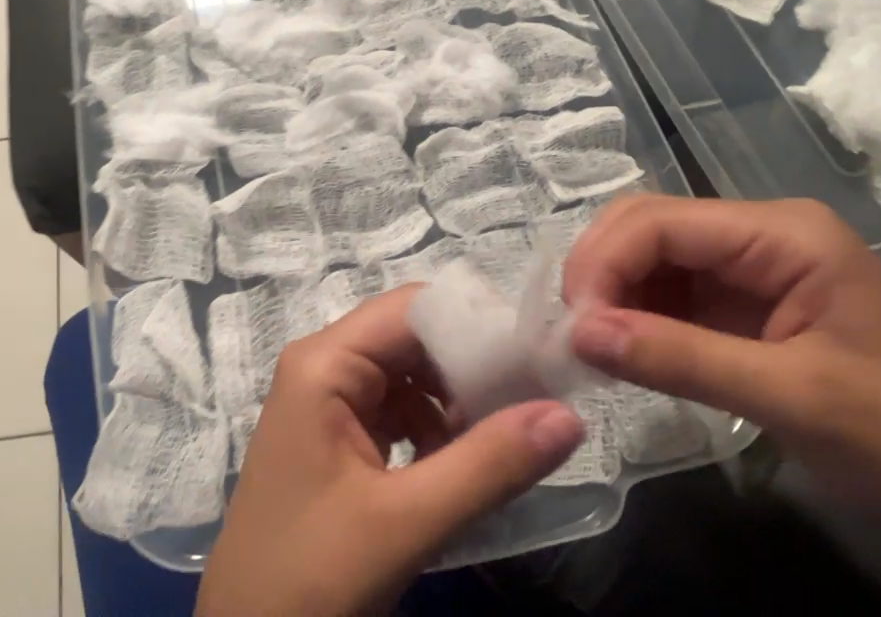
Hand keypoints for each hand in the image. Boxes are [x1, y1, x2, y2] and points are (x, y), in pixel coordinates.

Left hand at [196, 287, 584, 616]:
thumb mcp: (405, 521)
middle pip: (414, 339)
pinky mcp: (337, 439)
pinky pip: (399, 413)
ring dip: (460, 403)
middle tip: (540, 399)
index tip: (541, 357)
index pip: (413, 308)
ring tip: (509, 437)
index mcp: (325, 363)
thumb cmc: (311, 573)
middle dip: (475, 366)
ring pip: (411, 377)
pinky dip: (437, 432)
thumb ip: (488, 465)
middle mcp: (324, 367)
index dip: (478, 323)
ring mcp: (328, 403)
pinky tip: (464, 466)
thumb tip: (570, 415)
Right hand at [563, 194, 880, 615]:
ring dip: (610, 299)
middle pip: (647, 228)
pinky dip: (633, 323)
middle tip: (570, 337)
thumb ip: (681, 357)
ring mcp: (754, 275)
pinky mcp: (746, 314)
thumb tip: (576, 331)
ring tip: (585, 352)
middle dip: (599, 273)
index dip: (602, 263)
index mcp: (783, 234)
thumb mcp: (797, 399)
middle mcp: (761, 238)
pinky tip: (617, 356)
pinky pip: (669, 300)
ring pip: (651, 262)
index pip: (659, 221)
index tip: (571, 328)